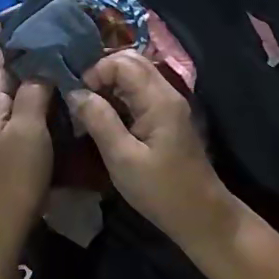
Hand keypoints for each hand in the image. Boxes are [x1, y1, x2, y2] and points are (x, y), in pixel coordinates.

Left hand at [0, 22, 53, 248]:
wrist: (6, 217)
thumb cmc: (15, 172)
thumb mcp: (28, 128)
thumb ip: (35, 90)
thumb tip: (44, 58)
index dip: (3, 24)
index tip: (28, 6)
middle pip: (6, 56)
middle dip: (26, 35)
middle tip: (57, 20)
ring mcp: (9, 112)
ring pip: (21, 73)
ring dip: (37, 56)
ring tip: (66, 40)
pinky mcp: (21, 126)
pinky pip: (31, 91)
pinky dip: (44, 77)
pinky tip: (66, 76)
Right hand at [68, 51, 239, 249]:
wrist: (202, 217)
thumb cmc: (162, 191)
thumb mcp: (123, 159)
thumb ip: (100, 121)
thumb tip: (75, 92)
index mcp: (158, 99)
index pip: (123, 61)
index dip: (97, 71)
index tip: (79, 97)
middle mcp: (166, 92)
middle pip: (131, 61)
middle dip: (101, 73)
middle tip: (81, 98)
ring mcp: (168, 103)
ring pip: (134, 75)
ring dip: (109, 84)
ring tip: (88, 108)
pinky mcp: (165, 116)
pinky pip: (139, 91)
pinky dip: (119, 96)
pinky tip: (105, 117)